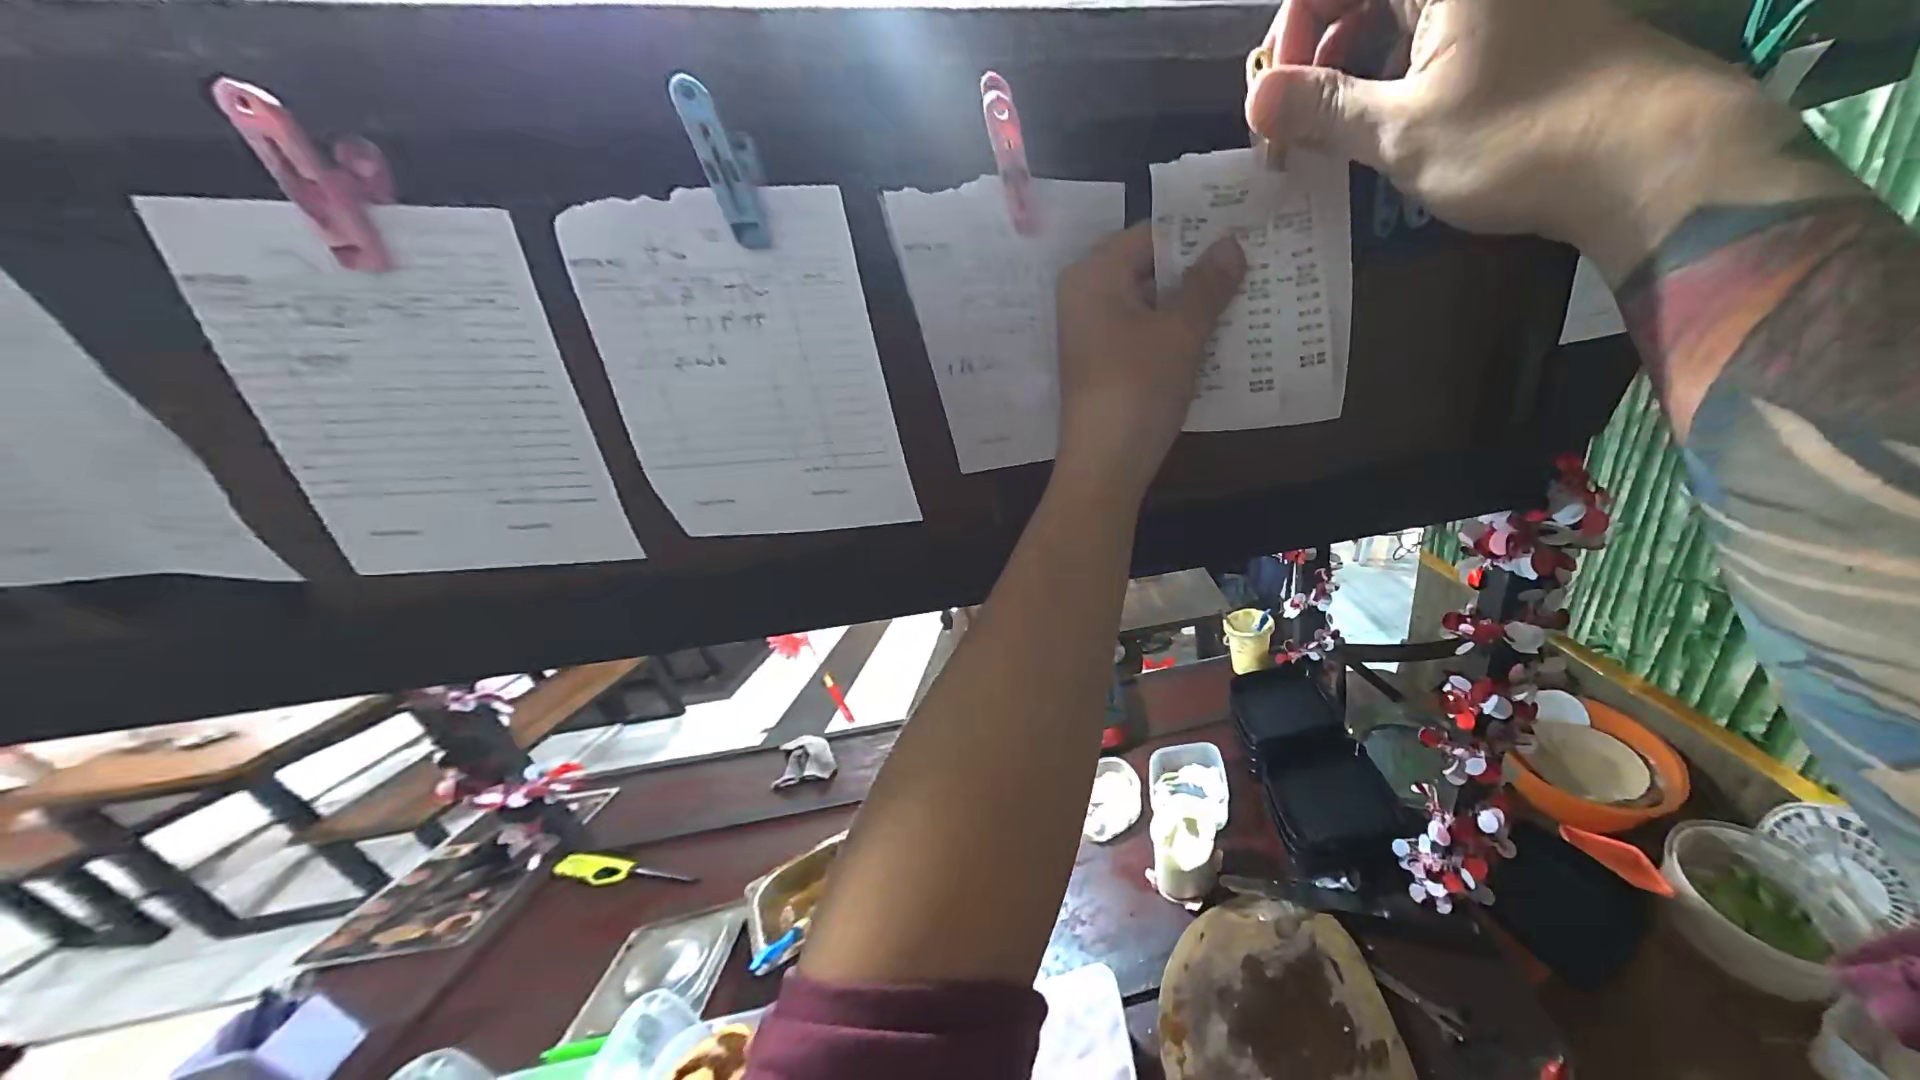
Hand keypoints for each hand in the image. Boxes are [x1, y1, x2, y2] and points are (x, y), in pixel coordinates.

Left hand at [1054, 224, 1245, 500]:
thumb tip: (1231, 244)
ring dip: (1192, 304)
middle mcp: (1085, 298)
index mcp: (1093, 276)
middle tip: (1254, 264)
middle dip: (1198, 270)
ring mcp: (1092, 334)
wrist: (1104, 465)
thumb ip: (1207, 284)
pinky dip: (1176, 333)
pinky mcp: (1104, 364)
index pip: (1151, 234)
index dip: (1197, 233)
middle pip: (1149, 268)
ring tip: (1248, 297)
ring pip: (1151, 303)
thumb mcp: (1180, 332)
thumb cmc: (1137, 388)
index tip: (1245, 232)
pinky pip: (1145, 333)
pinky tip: (1217, 337)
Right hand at [1246, 0, 1857, 277]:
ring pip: (1385, 20)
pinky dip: (1382, 78)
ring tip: (1322, 138)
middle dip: (1310, 59)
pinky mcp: (1506, 30)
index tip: (1274, 106)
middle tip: (1288, 129)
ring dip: (1342, 75)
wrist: (1644, 159)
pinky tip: (1369, 125)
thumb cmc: (1517, 140)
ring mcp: (1491, 3)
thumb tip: (1255, 96)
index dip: (1289, 38)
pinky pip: (1420, 38)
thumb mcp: (1402, 131)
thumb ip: (1323, 108)